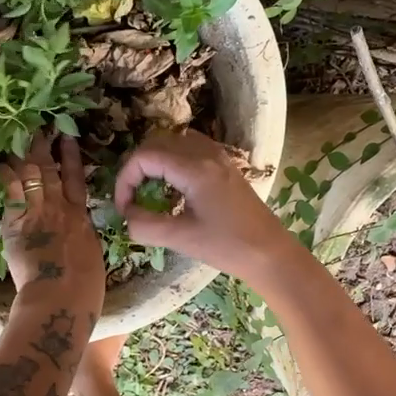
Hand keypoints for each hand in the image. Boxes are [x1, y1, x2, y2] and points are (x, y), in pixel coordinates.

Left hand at [0, 133, 104, 303]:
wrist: (62, 293)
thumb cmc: (83, 286)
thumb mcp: (89, 254)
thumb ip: (80, 238)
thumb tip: (75, 235)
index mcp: (80, 216)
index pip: (75, 178)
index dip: (70, 156)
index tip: (66, 137)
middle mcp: (58, 207)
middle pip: (48, 170)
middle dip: (42, 147)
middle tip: (35, 129)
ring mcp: (36, 211)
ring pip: (28, 174)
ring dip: (22, 155)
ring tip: (16, 138)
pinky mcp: (16, 222)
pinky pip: (9, 192)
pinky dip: (4, 176)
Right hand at [113, 129, 291, 280]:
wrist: (271, 254)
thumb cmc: (227, 247)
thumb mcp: (180, 239)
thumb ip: (144, 225)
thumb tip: (126, 215)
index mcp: (194, 169)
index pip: (144, 157)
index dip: (125, 179)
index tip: (124, 207)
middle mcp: (206, 154)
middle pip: (156, 142)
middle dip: (136, 167)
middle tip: (132, 197)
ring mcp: (218, 157)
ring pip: (173, 141)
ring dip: (154, 160)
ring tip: (148, 189)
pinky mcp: (224, 165)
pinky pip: (189, 147)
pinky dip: (172, 159)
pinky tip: (172, 184)